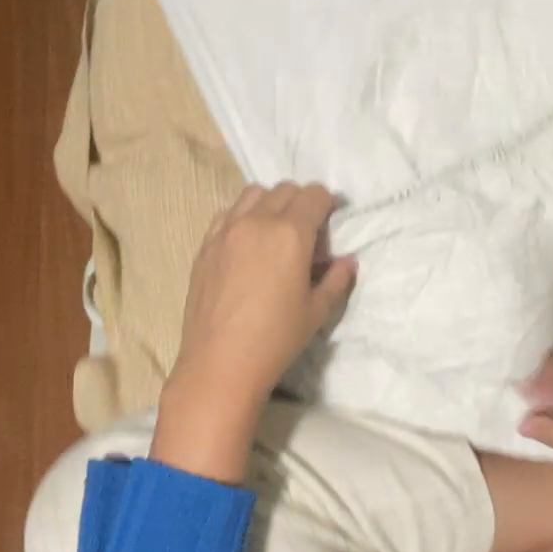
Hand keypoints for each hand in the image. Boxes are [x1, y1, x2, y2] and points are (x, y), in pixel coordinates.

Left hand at [153, 183, 355, 481]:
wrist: (220, 362)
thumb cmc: (276, 339)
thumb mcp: (316, 312)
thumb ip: (336, 281)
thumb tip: (347, 262)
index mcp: (290, 234)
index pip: (315, 196)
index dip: (329, 204)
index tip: (333, 221)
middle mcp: (257, 221)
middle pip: (285, 190)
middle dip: (302, 202)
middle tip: (308, 234)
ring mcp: (226, 230)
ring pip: (253, 194)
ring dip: (272, 204)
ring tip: (276, 234)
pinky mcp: (206, 245)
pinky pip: (228, 214)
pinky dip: (244, 217)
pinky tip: (248, 246)